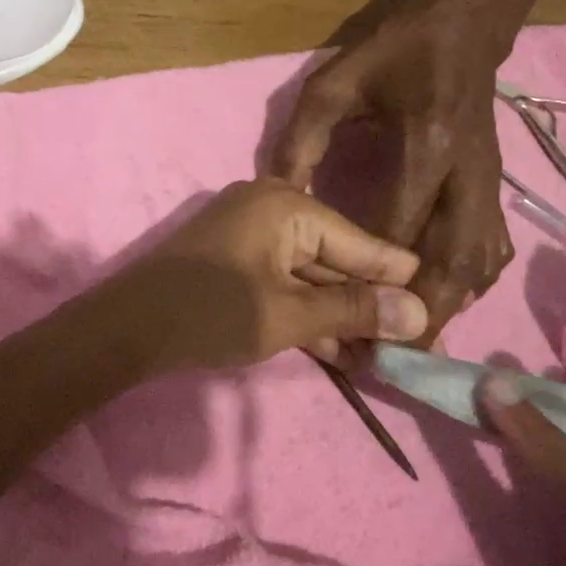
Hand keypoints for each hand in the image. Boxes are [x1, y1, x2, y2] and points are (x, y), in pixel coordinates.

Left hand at [91, 180, 429, 375]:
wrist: (124, 329)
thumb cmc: (210, 314)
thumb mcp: (289, 316)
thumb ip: (354, 310)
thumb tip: (419, 312)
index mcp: (289, 205)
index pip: (364, 244)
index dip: (401, 285)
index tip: (441, 320)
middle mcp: (272, 208)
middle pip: (339, 258)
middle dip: (372, 306)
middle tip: (416, 349)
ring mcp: (249, 233)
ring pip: (312, 276)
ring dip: (341, 316)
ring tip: (384, 360)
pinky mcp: (234, 260)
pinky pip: (285, 282)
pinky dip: (307, 314)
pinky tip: (341, 353)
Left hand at [272, 0, 517, 345]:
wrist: (465, 24)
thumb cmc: (391, 52)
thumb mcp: (331, 87)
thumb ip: (303, 141)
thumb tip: (281, 196)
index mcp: (422, 149)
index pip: (401, 230)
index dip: (382, 282)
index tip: (362, 323)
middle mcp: (464, 175)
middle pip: (453, 260)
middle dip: (427, 311)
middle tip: (399, 354)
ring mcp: (488, 182)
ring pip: (480, 260)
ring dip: (452, 301)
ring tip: (417, 337)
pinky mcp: (496, 184)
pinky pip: (491, 245)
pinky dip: (471, 280)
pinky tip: (446, 300)